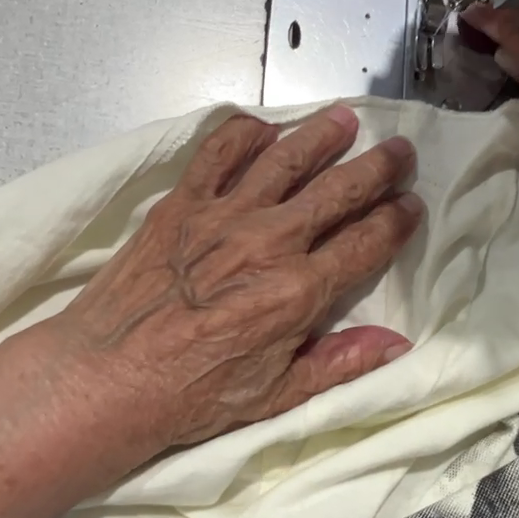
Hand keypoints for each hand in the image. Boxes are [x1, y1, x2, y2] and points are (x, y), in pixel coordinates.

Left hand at [30, 105, 422, 451]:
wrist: (107, 377)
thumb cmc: (191, 396)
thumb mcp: (274, 398)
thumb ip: (338, 365)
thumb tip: (397, 346)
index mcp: (297, 293)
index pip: (365, 244)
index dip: (395, 222)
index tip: (411, 206)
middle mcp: (268, 243)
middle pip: (336, 192)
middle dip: (376, 169)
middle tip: (399, 151)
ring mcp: (222, 216)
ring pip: (285, 161)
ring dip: (320, 136)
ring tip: (344, 119)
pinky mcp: (180, 204)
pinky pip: (218, 154)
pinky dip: (243, 135)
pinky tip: (263, 128)